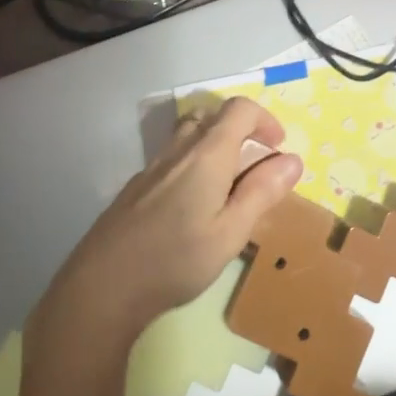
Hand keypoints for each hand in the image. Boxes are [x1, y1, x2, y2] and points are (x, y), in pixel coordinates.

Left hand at [32, 97, 302, 350]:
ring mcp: (152, 168)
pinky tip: (193, 209)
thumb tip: (292, 159)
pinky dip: (192, 166)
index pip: (239, 109)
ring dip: (214, 148)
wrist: (103, 285)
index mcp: (207, 155)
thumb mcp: (231, 233)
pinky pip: (171, 160)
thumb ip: (262, 193)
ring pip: (188, 137)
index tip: (278, 147)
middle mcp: (178, 151)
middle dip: (240, 132)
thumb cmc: (176, 260)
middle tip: (256, 168)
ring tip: (228, 188)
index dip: (264, 119)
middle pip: (211, 118)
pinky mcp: (136, 188)